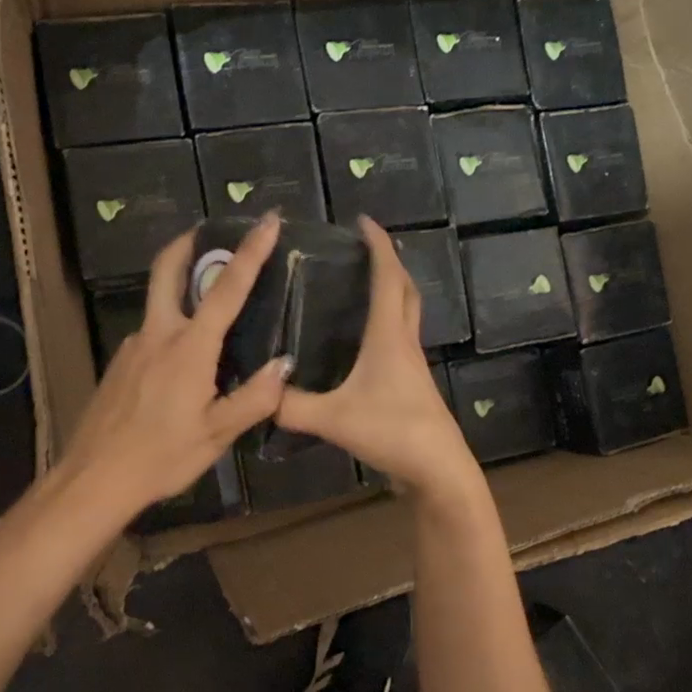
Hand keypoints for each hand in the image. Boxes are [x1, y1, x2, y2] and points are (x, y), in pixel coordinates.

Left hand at [56, 213, 290, 518]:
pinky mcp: (119, 366)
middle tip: (208, 233)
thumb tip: (283, 365)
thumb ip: (254, 399)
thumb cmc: (161, 457)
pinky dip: (171, 332)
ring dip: (182, 295)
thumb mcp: (216, 435)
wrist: (94, 479)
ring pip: (159, 307)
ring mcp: (132, 348)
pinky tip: (183, 367)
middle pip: (167, 272)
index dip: (250, 251)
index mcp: (188, 348)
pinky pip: (151, 337)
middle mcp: (157, 335)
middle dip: (187, 245)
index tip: (268, 220)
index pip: (225, 288)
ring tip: (213, 318)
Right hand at [277, 217, 477, 490]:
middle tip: (364, 249)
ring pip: (406, 316)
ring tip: (361, 286)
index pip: (387, 278)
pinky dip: (386, 326)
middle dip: (389, 263)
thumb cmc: (393, 432)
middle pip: (405, 291)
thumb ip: (292, 406)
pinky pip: (400, 342)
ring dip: (391, 293)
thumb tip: (253, 393)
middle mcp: (405, 344)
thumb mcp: (335, 419)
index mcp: (390, 337)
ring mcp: (413, 366)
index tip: (363, 220)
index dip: (378, 246)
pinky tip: (364, 342)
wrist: (438, 471)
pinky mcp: (413, 387)